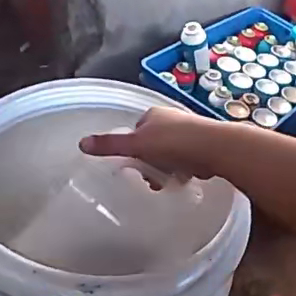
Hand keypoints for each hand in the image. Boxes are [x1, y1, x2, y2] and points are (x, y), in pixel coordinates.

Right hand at [79, 106, 225, 177]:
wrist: (214, 148)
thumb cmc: (173, 143)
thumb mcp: (136, 144)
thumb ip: (110, 145)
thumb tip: (81, 143)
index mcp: (154, 114)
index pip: (135, 132)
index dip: (132, 151)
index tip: (134, 166)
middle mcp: (172, 120)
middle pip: (152, 146)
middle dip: (151, 164)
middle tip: (153, 179)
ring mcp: (189, 132)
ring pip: (169, 156)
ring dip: (167, 170)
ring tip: (170, 181)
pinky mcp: (203, 146)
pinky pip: (186, 161)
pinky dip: (184, 171)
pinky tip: (186, 179)